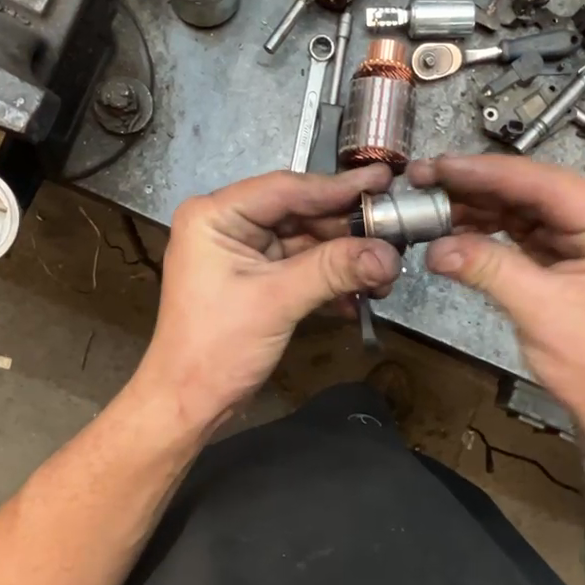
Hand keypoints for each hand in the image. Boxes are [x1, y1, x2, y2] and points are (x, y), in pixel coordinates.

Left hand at [133, 166, 401, 428]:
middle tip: (394, 233)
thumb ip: (334, 270)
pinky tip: (361, 295)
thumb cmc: (216, 348)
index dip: (337, 187)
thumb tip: (389, 255)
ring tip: (385, 272)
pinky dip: (330, 281)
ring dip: (345, 259)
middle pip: (300, 214)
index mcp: (215, 216)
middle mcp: (227, 226)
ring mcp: (243, 255)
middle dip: (347, 230)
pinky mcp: (257, 282)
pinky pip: (301, 269)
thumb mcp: (277, 301)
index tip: (382, 181)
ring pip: (306, 243)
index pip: (286, 189)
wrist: (190, 402)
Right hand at [408, 155, 584, 431]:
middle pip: (532, 189)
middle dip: (478, 185)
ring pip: (521, 205)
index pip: (547, 185)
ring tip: (432, 201)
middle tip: (428, 178)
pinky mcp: (562, 251)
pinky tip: (453, 224)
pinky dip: (485, 226)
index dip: (491, 174)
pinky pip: (518, 228)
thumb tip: (438, 247)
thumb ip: (489, 270)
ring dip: (476, 203)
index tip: (445, 167)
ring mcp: (582, 235)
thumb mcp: (539, 311)